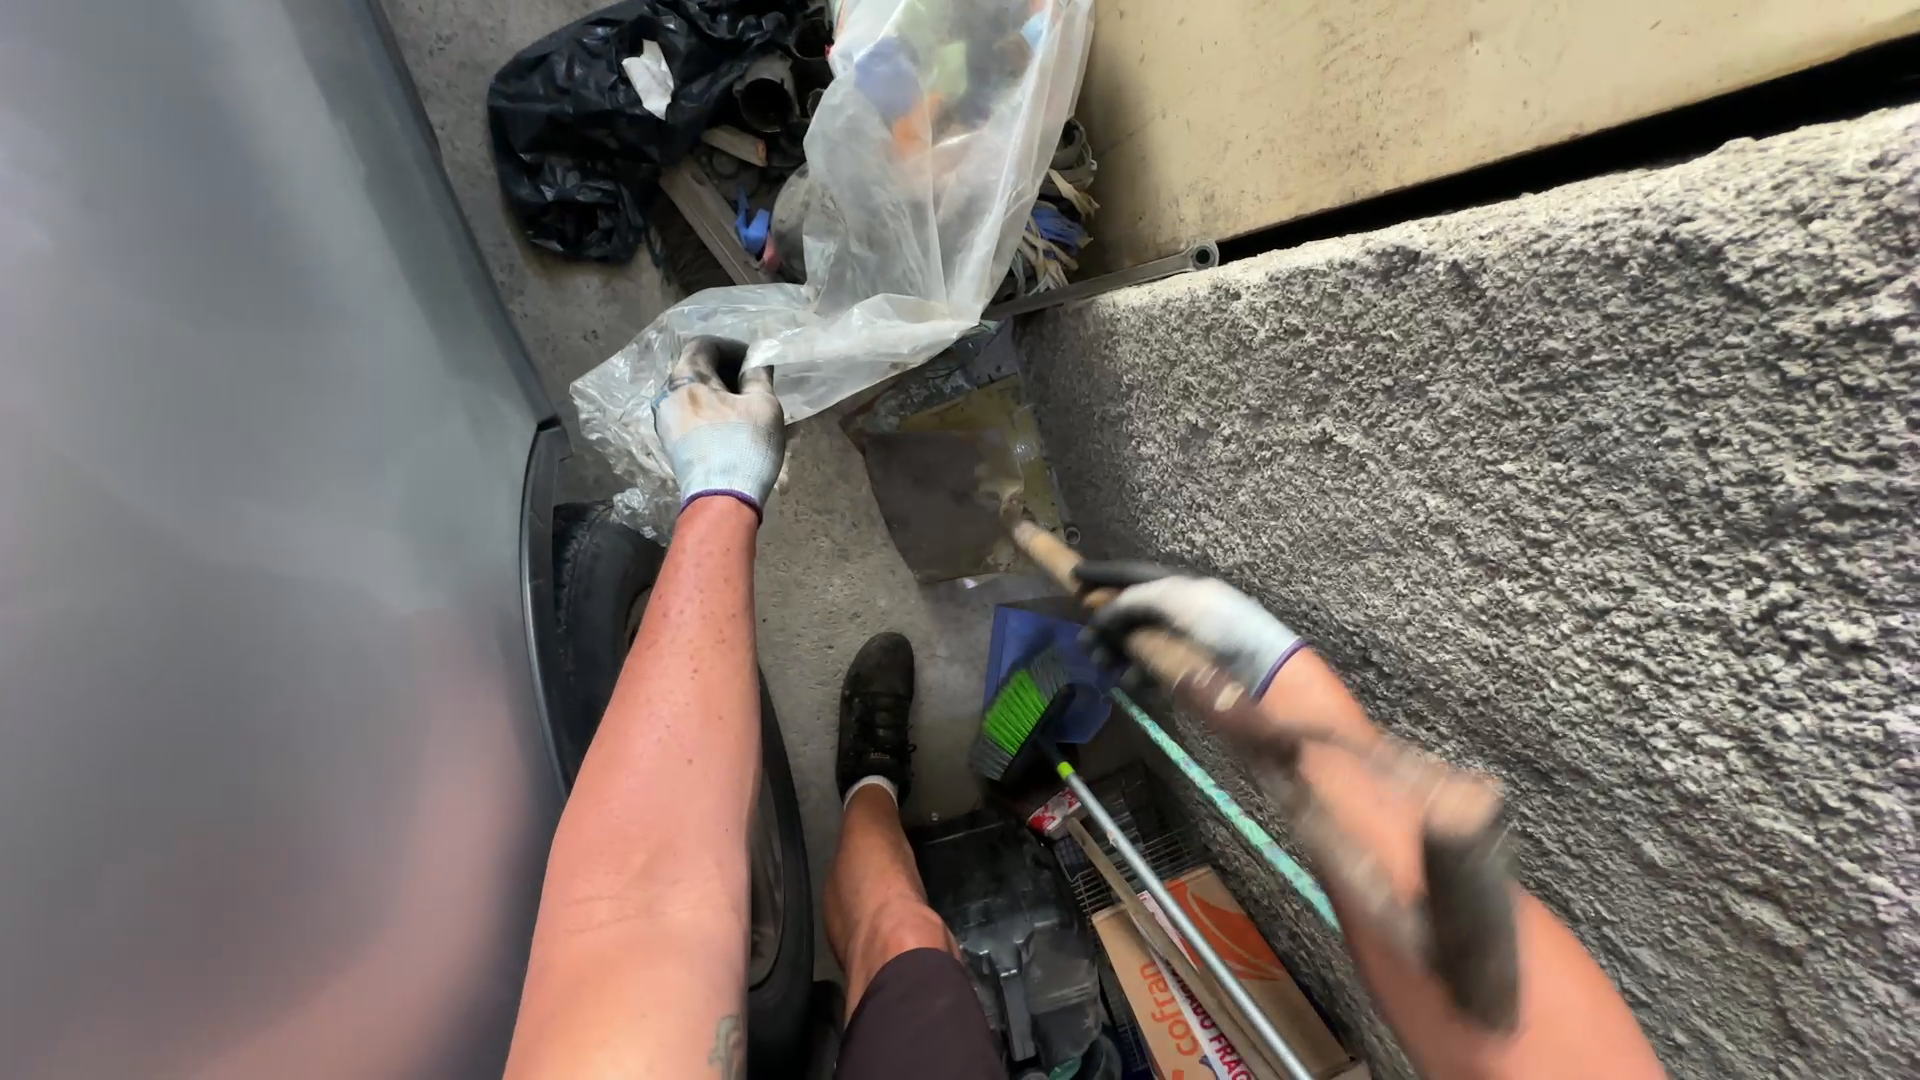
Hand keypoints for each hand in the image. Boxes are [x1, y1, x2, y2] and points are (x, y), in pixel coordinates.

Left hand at [654, 337, 785, 516]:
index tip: (755, 361)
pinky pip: (690, 415)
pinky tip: (732, 427)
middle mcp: (667, 395)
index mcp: (686, 377)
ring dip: (719, 394)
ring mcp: (665, 421)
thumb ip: (759, 376)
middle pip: (695, 369)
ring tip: (746, 408)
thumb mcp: (764, 405)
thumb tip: (755, 362)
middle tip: (753, 384)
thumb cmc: (745, 446)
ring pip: (693, 395)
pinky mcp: (671, 444)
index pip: (704, 344)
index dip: (732, 347)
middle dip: (726, 371)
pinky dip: (710, 412)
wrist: (722, 500)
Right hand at [1077, 562, 1302, 696]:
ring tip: (1101, 666)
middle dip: (1108, 621)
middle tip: (1084, 642)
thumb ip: (1140, 599)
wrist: (1281, 697)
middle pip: (1139, 609)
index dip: (1107, 574)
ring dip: (1119, 650)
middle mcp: (1193, 613)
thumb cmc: (1233, 642)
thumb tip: (1104, 610)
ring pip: (1145, 641)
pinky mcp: (1201, 680)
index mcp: (1191, 590)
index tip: (1074, 575)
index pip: (1140, 574)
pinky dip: (1140, 672)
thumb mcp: (1182, 605)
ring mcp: (1196, 647)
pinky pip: (1159, 668)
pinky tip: (1131, 683)